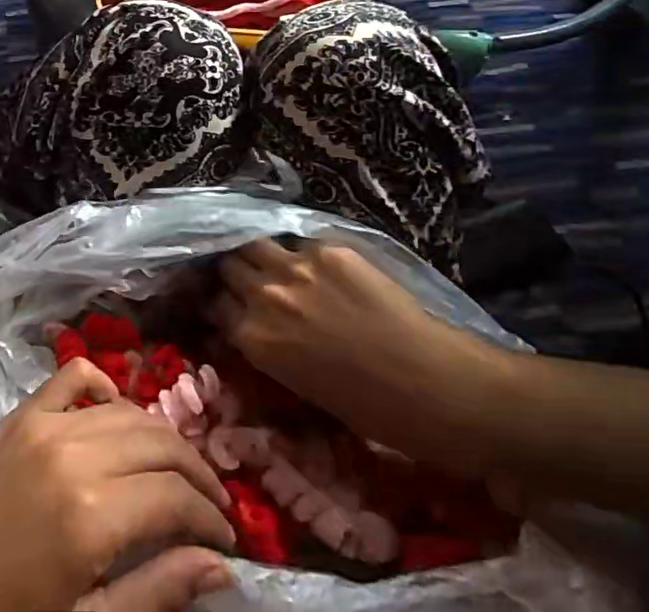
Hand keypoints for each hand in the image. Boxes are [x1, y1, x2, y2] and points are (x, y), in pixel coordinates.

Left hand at [0, 359, 237, 611]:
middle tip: (211, 506)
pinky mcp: (19, 415)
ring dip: (161, 437)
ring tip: (175, 471)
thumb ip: (155, 591)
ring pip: (127, 411)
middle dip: (197, 474)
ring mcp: (42, 425)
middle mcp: (72, 454)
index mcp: (89, 516)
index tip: (226, 541)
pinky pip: (72, 377)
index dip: (211, 519)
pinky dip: (102, 386)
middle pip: (160, 443)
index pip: (176, 498)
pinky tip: (115, 412)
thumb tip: (221, 566)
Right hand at [211, 238, 515, 472]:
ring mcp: (297, 267)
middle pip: (229, 266)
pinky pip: (300, 241)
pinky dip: (301, 251)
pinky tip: (317, 262)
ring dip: (259, 252)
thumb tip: (254, 324)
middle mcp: (265, 296)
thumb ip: (267, 345)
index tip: (226, 300)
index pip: (214, 304)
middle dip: (234, 271)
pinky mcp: (330, 249)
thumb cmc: (368, 407)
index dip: (219, 301)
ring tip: (274, 259)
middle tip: (248, 277)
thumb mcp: (297, 382)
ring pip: (255, 243)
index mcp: (253, 338)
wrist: (434, 386)